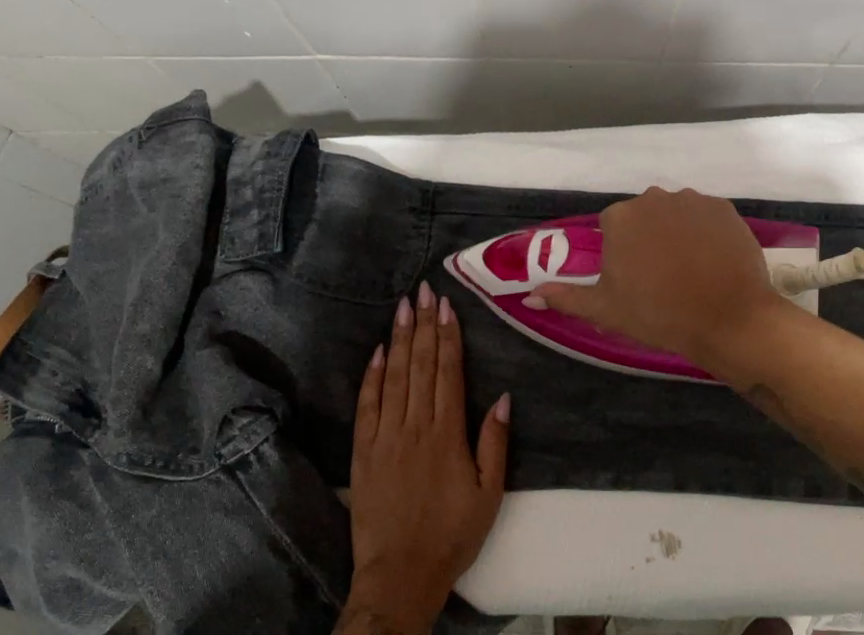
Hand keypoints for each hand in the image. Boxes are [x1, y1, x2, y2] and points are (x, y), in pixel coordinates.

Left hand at [345, 282, 508, 634]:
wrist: (400, 573)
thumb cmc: (452, 535)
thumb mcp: (489, 494)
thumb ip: (495, 443)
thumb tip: (501, 397)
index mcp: (448, 435)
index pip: (448, 372)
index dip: (447, 336)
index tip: (446, 305)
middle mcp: (415, 427)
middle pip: (420, 366)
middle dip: (423, 325)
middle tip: (424, 291)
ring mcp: (385, 437)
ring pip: (393, 377)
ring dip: (399, 340)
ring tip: (402, 307)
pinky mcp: (362, 452)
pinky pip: (366, 406)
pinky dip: (371, 376)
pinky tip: (377, 352)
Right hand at [532, 187, 786, 363]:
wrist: (728, 318)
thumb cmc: (658, 314)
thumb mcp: (605, 309)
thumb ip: (566, 297)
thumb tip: (529, 295)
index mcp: (620, 217)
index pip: (612, 227)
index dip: (621, 253)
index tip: (633, 279)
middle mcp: (653, 198)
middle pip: (645, 215)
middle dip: (649, 238)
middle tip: (661, 277)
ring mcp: (692, 200)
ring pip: (676, 214)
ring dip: (678, 233)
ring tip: (690, 271)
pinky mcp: (724, 208)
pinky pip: (707, 217)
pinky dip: (707, 233)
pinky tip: (712, 262)